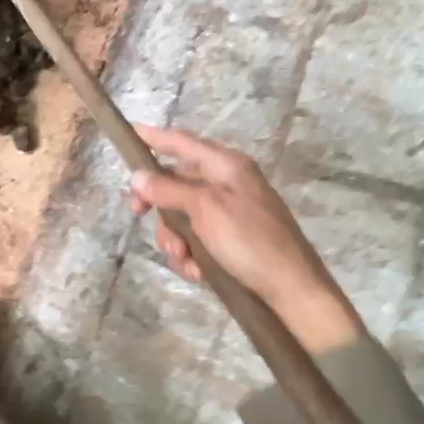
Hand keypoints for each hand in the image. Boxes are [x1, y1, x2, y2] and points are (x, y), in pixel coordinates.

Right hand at [126, 126, 365, 353]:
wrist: (296, 292)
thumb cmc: (250, 242)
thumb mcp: (205, 210)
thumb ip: (168, 189)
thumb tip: (136, 176)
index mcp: (226, 165)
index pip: (181, 141)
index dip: (152, 136)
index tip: (127, 131)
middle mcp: (228, 181)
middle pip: (176, 180)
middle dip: (158, 204)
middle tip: (137, 214)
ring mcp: (232, 209)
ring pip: (183, 212)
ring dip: (174, 235)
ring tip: (181, 258)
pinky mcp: (234, 236)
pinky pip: (198, 234)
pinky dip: (191, 251)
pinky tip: (196, 269)